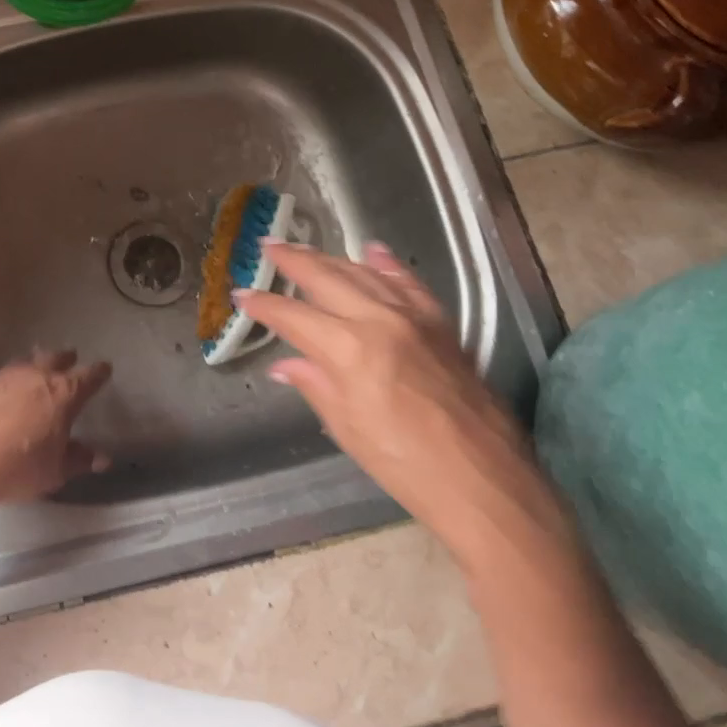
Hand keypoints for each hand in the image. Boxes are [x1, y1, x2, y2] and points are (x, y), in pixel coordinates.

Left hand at [0, 351, 111, 510]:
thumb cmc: (18, 467)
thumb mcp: (54, 471)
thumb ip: (78, 460)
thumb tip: (101, 458)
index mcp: (62, 394)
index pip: (87, 377)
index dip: (98, 373)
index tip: (105, 369)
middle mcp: (33, 377)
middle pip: (53, 360)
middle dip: (64, 359)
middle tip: (70, 357)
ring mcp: (1, 378)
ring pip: (23, 365)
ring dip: (32, 366)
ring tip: (36, 369)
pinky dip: (6, 384)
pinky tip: (2, 393)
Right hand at [236, 241, 563, 560]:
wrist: (483, 481)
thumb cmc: (405, 465)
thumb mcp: (348, 428)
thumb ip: (315, 385)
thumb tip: (286, 365)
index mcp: (349, 349)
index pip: (293, 316)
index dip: (264, 306)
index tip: (242, 296)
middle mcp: (380, 321)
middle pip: (327, 278)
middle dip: (293, 261)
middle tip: (269, 246)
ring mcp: (415, 320)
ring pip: (366, 274)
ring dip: (332, 258)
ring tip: (307, 249)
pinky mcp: (443, 327)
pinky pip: (410, 285)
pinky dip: (388, 267)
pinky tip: (374, 253)